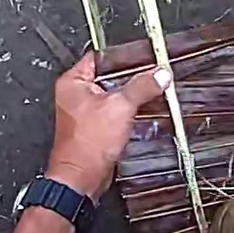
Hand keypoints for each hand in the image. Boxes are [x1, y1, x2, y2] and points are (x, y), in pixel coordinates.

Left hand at [44, 53, 170, 197]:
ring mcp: (86, 112)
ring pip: (115, 96)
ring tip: (156, 90)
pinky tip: (148, 111)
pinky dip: (131, 112)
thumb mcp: (120, 107)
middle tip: (155, 73)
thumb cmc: (87, 144)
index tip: (145, 54)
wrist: (82, 178)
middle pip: (111, 77)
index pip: (101, 57)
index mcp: (74, 82)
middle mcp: (77, 95)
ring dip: (134, 96)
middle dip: (134, 77)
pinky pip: (117, 113)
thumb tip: (160, 74)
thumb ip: (142, 87)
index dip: (124, 56)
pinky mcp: (96, 128)